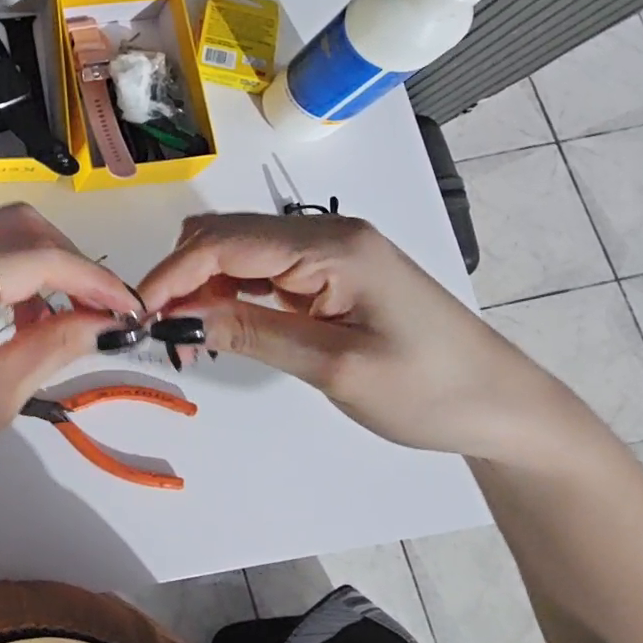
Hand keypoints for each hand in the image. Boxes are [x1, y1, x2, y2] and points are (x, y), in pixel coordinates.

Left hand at [0, 204, 138, 512]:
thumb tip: (109, 318)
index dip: (91, 278)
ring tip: (60, 312)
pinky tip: (18, 312)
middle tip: (94, 304)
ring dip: (32, 260)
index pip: (33, 259)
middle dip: (63, 257)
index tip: (128, 305)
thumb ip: (57, 341)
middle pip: (11, 225)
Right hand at [137, 213, 561, 460]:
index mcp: (331, 246)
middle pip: (224, 237)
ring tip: (189, 337)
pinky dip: (229, 294)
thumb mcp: (333, 367)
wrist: (506, 408)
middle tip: (163, 332)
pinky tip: (221, 326)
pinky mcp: (331, 274)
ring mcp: (329, 252)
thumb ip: (250, 332)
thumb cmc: (429, 391)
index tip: (136, 313)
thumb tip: (177, 316)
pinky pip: (261, 272)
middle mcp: (326, 234)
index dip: (171, 273)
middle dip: (181, 277)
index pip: (224, 243)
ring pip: (237, 252)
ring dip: (202, 287)